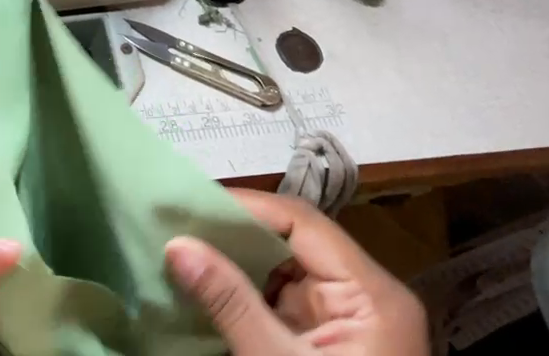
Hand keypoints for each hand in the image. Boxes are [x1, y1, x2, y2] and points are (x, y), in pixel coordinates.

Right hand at [166, 190, 426, 355]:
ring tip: (182, 248)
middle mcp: (363, 296)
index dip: (245, 207)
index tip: (189, 205)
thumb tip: (177, 244)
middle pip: (290, 241)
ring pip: (280, 269)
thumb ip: (230, 302)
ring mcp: (345, 320)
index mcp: (372, 294)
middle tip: (176, 225)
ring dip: (232, 262)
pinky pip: (279, 300)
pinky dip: (242, 293)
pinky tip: (203, 286)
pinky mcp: (326, 343)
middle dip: (232, 234)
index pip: (301, 223)